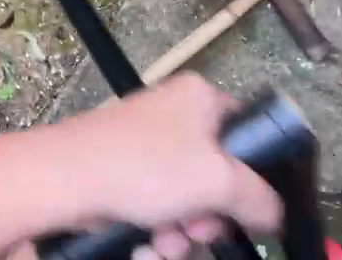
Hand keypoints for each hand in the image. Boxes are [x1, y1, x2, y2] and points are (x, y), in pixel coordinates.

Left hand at [46, 74, 282, 257]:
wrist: (69, 179)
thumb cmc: (144, 166)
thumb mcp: (218, 181)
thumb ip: (260, 198)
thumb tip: (272, 213)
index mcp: (200, 98)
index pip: (248, 132)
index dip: (254, 175)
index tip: (247, 208)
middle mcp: (176, 115)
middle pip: (220, 178)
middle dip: (210, 217)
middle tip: (196, 228)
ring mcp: (150, 144)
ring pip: (191, 202)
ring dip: (184, 234)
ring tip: (165, 239)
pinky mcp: (130, 172)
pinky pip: (162, 209)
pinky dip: (160, 232)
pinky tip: (148, 243)